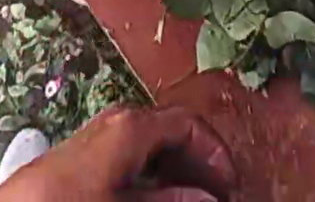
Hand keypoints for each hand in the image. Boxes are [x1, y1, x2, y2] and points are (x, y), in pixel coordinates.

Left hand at [0, 105, 235, 200]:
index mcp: (132, 124)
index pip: (188, 123)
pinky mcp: (83, 159)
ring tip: (190, 199)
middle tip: (216, 193)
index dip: (215, 152)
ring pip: (151, 148)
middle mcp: (118, 121)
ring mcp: (99, 138)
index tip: (231, 183)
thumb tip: (209, 199)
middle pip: (171, 132)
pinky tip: (156, 200)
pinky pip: (130, 160)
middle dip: (197, 162)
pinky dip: (151, 178)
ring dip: (175, 173)